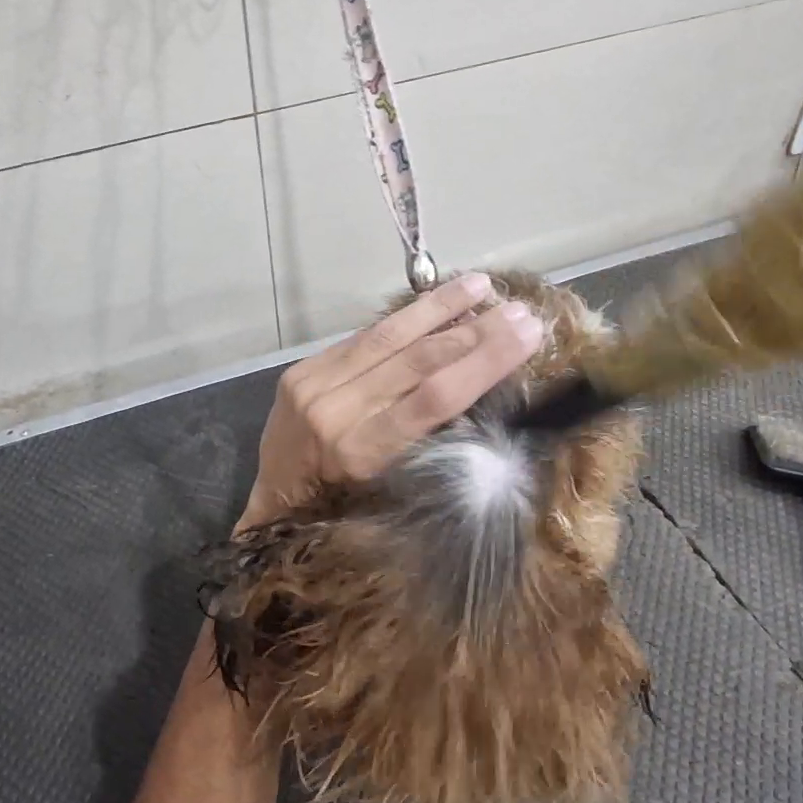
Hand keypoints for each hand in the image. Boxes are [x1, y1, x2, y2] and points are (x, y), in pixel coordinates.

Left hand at [236, 271, 544, 530]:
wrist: (274, 506)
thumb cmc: (344, 517)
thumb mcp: (394, 493)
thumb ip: (429, 442)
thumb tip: (483, 387)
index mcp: (361, 455)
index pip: (435, 397)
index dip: (485, 361)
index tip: (528, 334)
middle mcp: (334, 414)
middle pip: (416, 361)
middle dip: (474, 332)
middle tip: (520, 310)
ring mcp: (313, 388)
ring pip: (387, 338)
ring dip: (440, 309)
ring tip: (483, 285)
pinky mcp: (302, 372)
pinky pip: (361, 339)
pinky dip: (402, 321)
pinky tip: (433, 303)